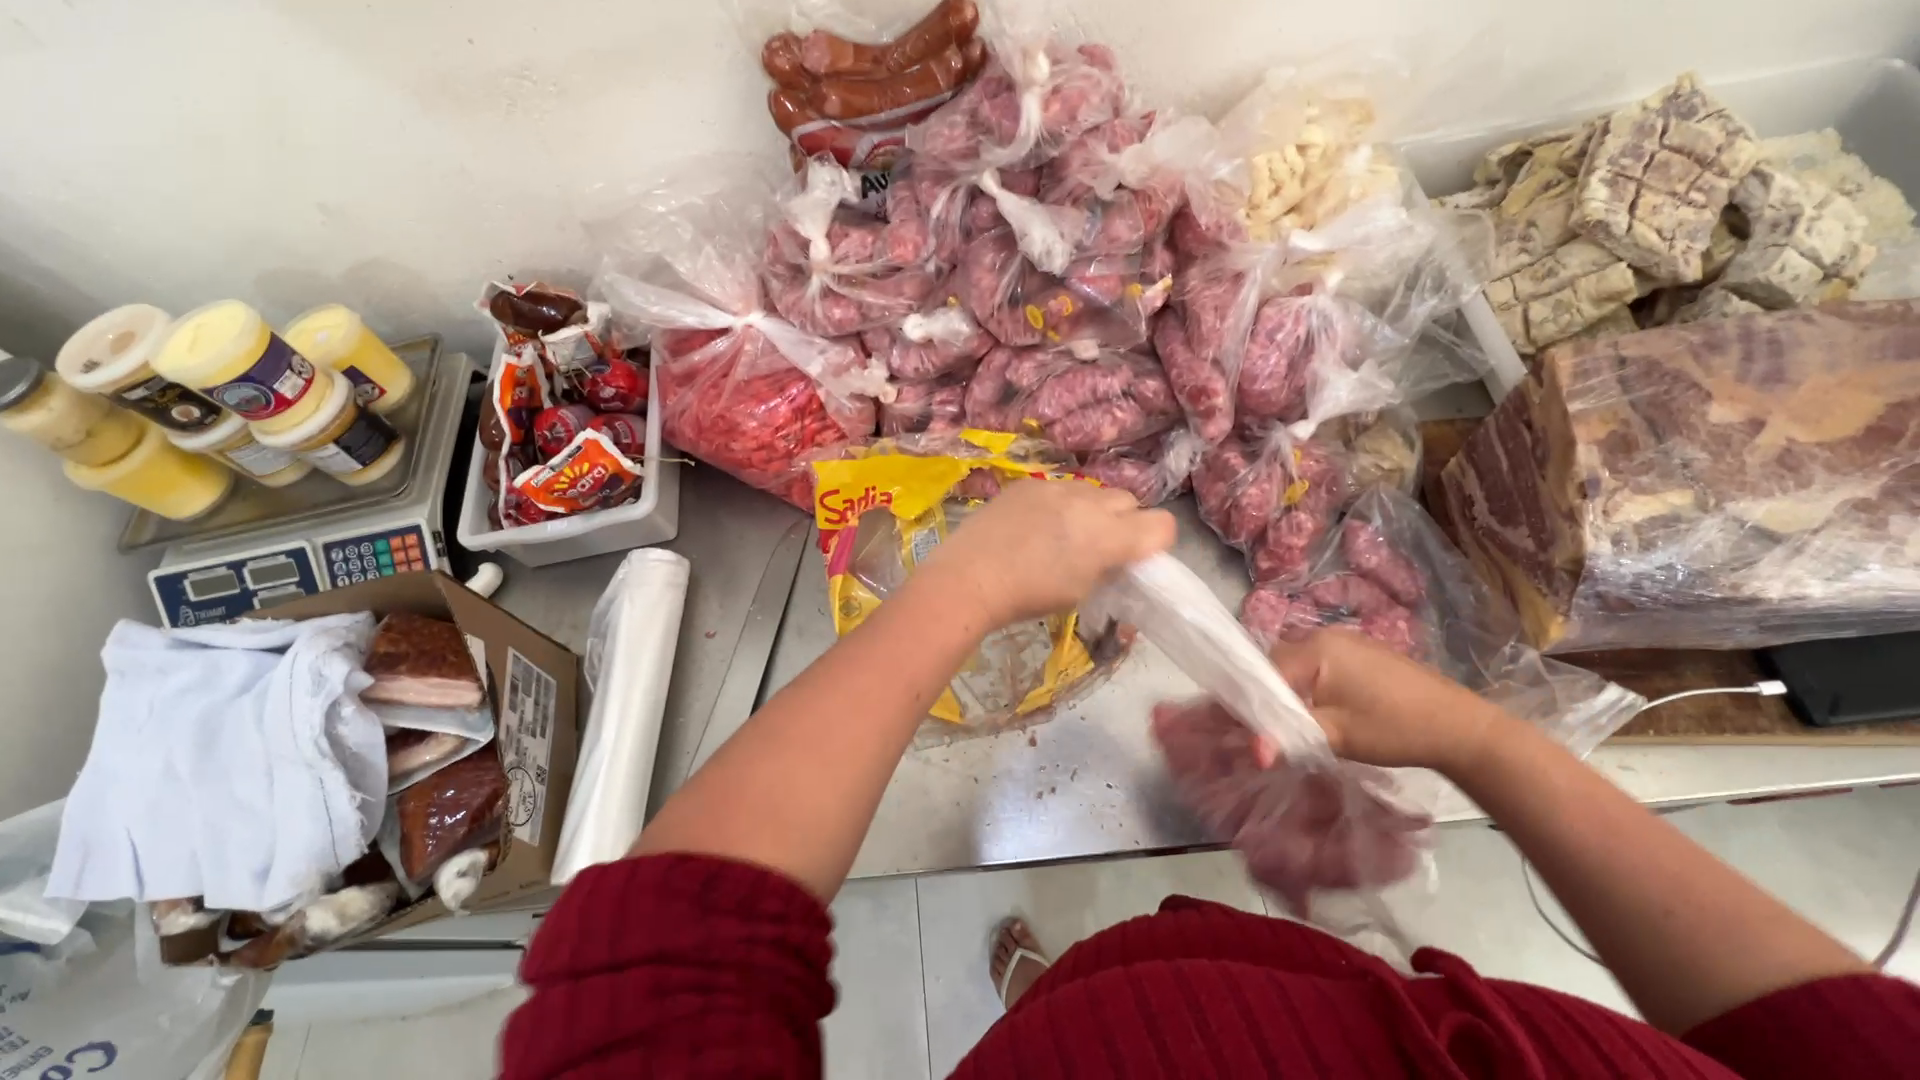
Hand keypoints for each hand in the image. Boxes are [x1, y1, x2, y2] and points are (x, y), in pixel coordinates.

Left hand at [922, 478, 1175, 625]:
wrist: (969, 577)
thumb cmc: (1028, 597)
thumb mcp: (1081, 591)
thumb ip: (1108, 567)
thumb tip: (1115, 557)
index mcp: (1109, 535)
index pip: (1162, 524)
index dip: (1155, 541)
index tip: (1138, 557)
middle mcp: (1090, 502)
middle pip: (1129, 502)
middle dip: (1124, 522)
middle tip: (1100, 546)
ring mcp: (1057, 487)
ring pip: (1094, 491)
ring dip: (1091, 510)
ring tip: (1063, 535)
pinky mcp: (1029, 483)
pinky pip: (1059, 488)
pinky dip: (1058, 504)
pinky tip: (1034, 526)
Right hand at [1267, 628, 1513, 772]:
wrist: (1460, 728)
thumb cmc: (1394, 729)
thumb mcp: (1336, 736)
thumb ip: (1290, 736)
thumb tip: (1254, 752)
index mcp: (1316, 649)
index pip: (1264, 670)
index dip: (1253, 701)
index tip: (1250, 730)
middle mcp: (1327, 635)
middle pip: (1278, 662)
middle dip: (1271, 693)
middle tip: (1272, 727)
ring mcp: (1348, 641)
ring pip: (1300, 663)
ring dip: (1292, 689)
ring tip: (1295, 721)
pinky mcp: (1364, 652)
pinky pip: (1321, 664)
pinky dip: (1313, 684)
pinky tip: (1322, 710)